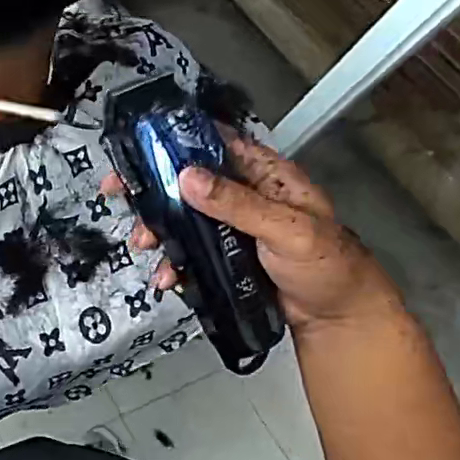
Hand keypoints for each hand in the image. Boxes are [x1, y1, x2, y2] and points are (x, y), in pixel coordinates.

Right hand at [105, 134, 402, 332]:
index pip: (214, 142)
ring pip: (180, 217)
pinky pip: (187, 251)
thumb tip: (189, 177)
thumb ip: (238, 204)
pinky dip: (172, 261)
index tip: (138, 149)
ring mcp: (229, 226)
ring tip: (146, 246)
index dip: (174, 140)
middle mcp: (243, 194)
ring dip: (157, 230)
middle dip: (153, 191)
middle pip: (186, 180)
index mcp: (263, 174)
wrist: (336, 319)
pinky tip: (168, 275)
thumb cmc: (330, 267)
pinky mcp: (221, 255)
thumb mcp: (286, 229)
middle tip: (123, 197)